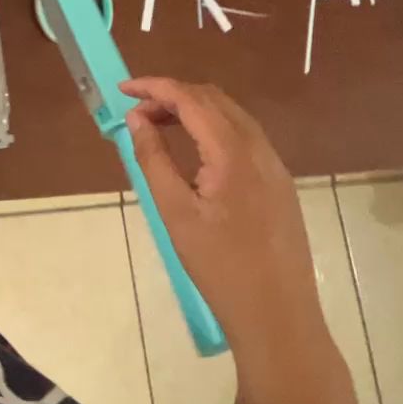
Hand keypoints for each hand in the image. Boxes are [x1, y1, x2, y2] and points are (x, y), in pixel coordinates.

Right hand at [119, 77, 321, 347]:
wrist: (278, 316)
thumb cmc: (219, 264)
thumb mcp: (174, 210)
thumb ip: (153, 158)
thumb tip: (137, 119)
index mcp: (233, 154)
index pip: (191, 99)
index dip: (155, 87)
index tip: (123, 89)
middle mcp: (260, 151)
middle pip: (213, 100)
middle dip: (172, 95)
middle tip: (137, 112)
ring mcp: (275, 167)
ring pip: (231, 115)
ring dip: (193, 110)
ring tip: (158, 126)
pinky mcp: (279, 183)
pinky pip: (244, 136)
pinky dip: (212, 128)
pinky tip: (193, 150)